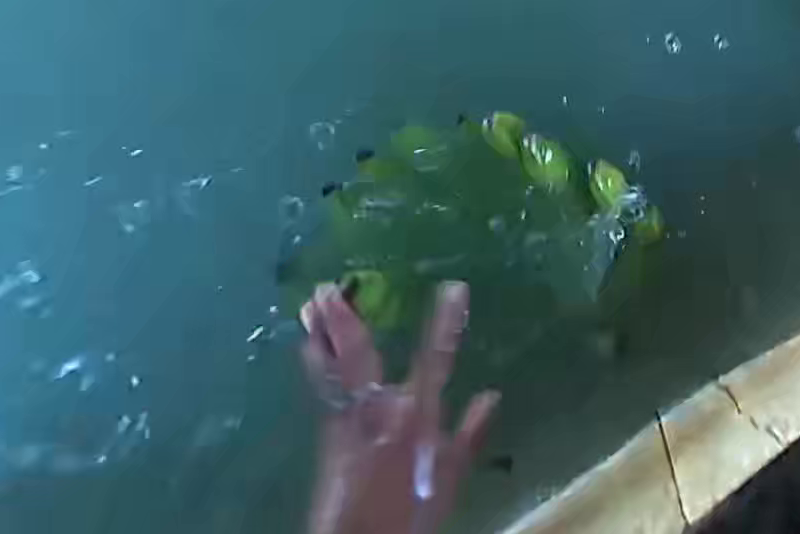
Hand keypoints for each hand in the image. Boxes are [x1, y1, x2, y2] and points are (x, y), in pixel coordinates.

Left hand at [299, 280, 499, 533]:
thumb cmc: (408, 515)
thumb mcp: (447, 478)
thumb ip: (468, 434)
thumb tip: (491, 395)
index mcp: (414, 417)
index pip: (435, 357)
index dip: (445, 322)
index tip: (453, 287)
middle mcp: (376, 415)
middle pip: (357, 361)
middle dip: (343, 325)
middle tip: (326, 291)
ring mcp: (345, 427)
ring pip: (332, 374)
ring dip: (322, 340)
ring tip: (309, 310)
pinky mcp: (328, 441)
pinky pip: (325, 390)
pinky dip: (320, 364)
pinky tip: (312, 350)